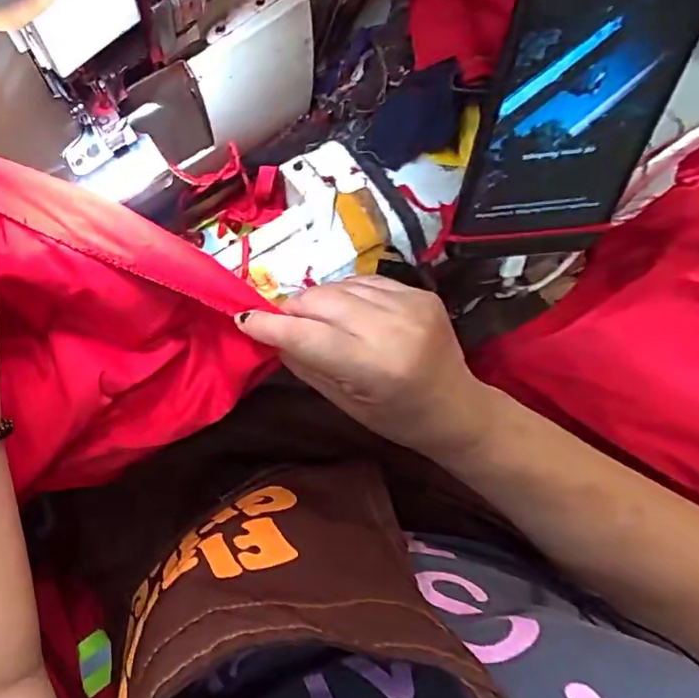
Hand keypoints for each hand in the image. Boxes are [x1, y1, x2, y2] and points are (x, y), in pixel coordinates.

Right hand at [235, 277, 498, 458]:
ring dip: (316, 301)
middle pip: (318, 301)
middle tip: (283, 324)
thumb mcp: (339, 399)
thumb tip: (270, 334)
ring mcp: (409, 305)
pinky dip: (343, 294)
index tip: (243, 319)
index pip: (306, 335)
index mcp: (372, 366)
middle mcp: (392, 329)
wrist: (456, 407)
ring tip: (317, 320)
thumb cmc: (392, 416)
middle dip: (291, 310)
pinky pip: (362, 281)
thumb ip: (303, 362)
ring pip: (336, 286)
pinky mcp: (419, 292)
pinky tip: (346, 311)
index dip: (269, 325)